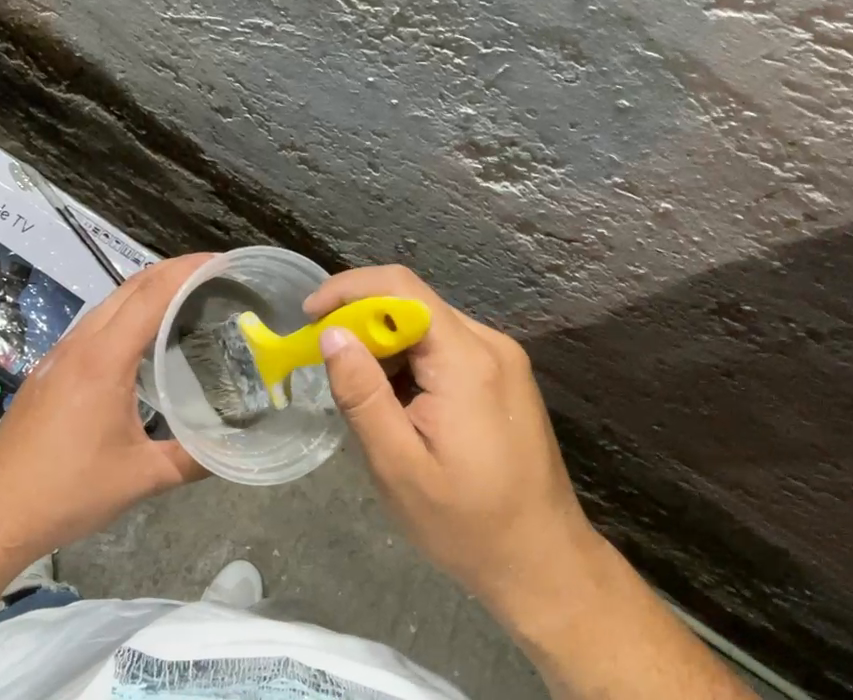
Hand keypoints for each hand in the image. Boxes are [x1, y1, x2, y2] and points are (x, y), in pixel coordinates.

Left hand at [0, 253, 212, 570]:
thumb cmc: (68, 491)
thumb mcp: (141, 478)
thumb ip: (192, 461)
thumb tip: (233, 450)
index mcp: (104, 359)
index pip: (151, 295)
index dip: (188, 271)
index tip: (223, 261)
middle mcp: (80, 345)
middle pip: (129, 288)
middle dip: (171, 271)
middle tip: (214, 276)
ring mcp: (60, 356)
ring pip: (108, 305)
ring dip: (146, 292)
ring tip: (185, 300)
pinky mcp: (49, 371)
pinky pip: (94, 327)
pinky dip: (124, 316)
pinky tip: (141, 341)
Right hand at [310, 266, 598, 607]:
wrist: (544, 565)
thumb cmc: (466, 523)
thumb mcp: (397, 465)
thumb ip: (362, 394)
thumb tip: (332, 334)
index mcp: (466, 360)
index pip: (400, 288)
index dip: (348, 290)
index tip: (308, 318)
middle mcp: (489, 346)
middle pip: (412, 304)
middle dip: (360, 324)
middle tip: (325, 365)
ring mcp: (501, 360)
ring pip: (425, 325)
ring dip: (383, 347)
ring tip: (361, 396)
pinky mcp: (502, 378)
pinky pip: (444, 348)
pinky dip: (408, 362)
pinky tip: (396, 406)